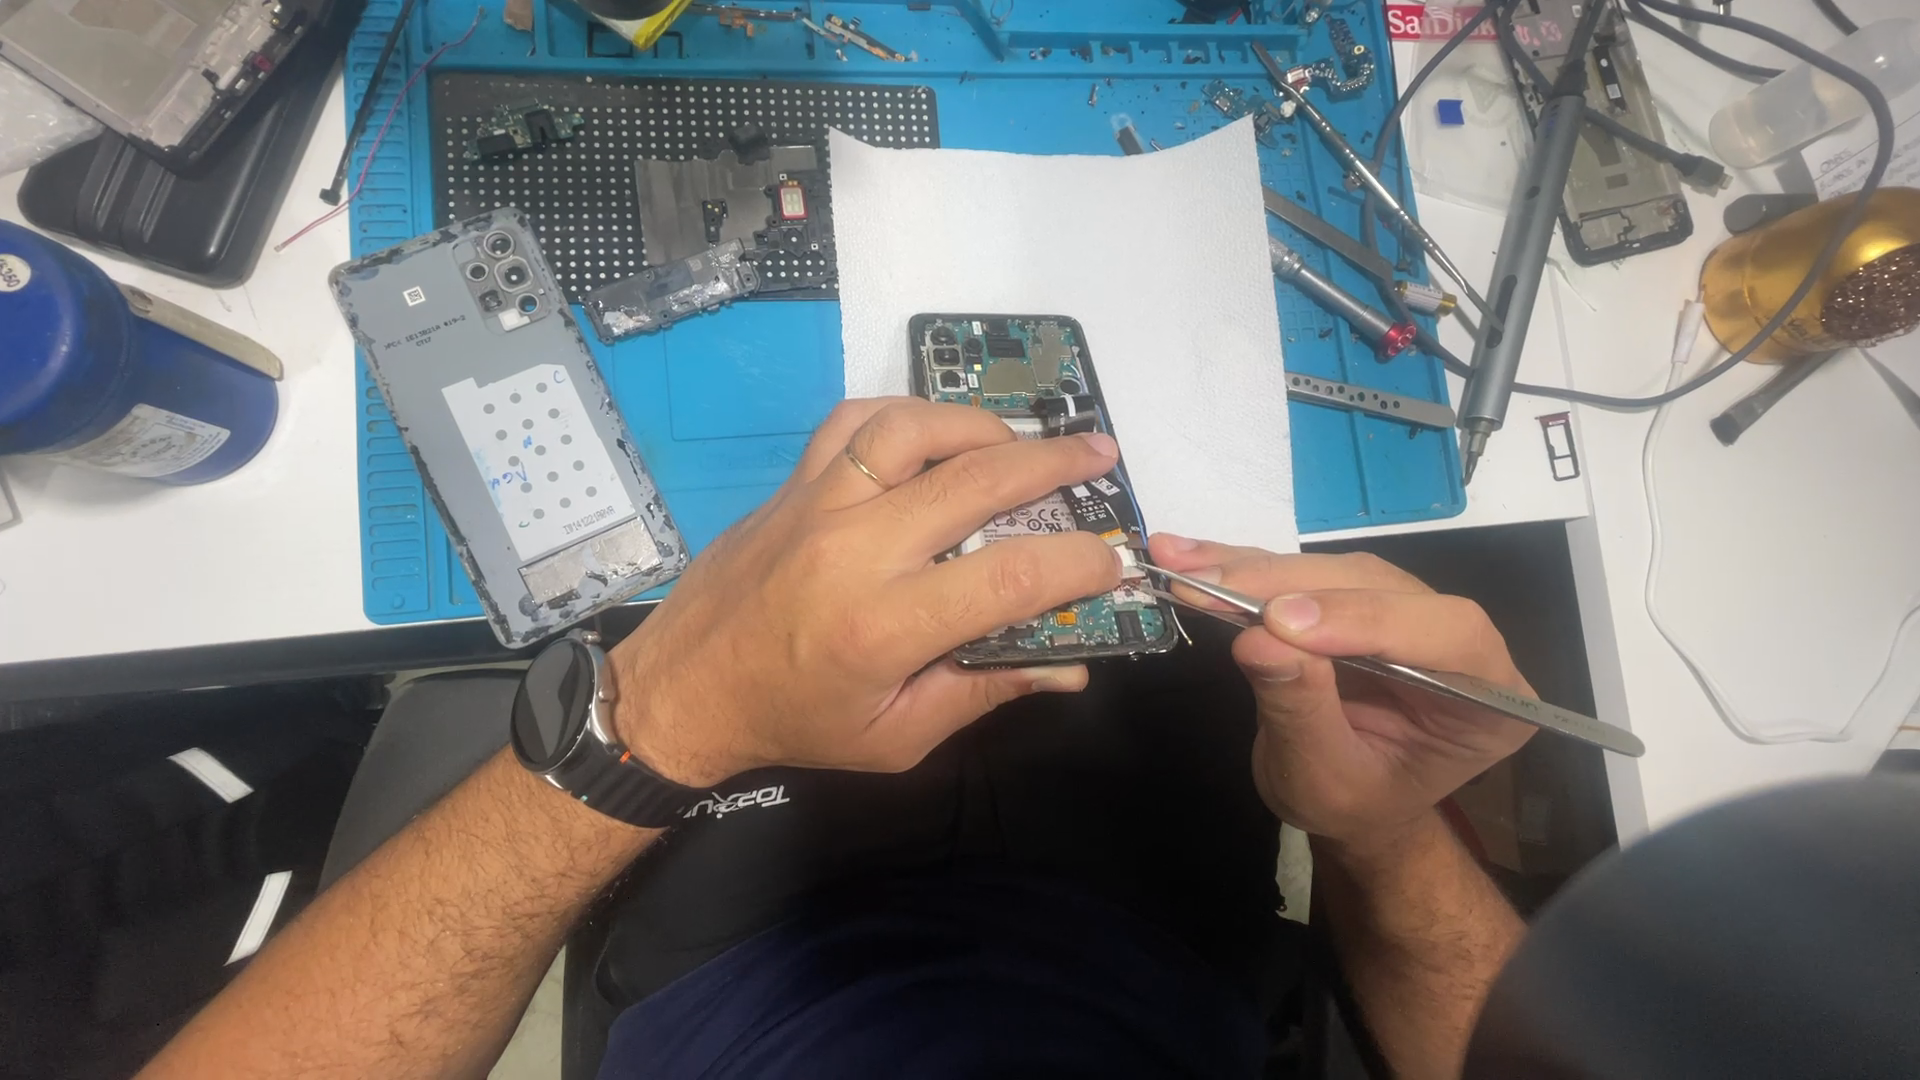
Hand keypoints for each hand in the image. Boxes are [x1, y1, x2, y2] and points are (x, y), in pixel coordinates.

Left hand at [607, 398, 1123, 786]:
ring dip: (980, 427)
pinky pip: (854, 422)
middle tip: (1099, 455)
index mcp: (883, 627)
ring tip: (1021, 442)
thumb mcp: (896, 736)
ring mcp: (819, 504)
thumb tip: (1068, 665)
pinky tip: (937, 435)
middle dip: (1053, 465)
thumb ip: (983, 694)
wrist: (686, 687)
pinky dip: (906, 416)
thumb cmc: (795, 720)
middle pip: (973, 483)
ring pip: (911, 430)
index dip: (1075, 562)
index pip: (1006, 579)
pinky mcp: (794, 483)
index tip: (1113, 555)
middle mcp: (855, 550)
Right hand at [1148, 535, 1534, 849]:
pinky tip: (1186, 553)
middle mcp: (1449, 642)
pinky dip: (1235, 564)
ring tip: (1181, 566)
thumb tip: (1257, 640)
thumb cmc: (1349, 804)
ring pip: (1327, 569)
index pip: (1446, 634)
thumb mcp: (1322, 777)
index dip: (1365, 617)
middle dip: (1283, 584)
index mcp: (1485, 698)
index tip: (1279, 622)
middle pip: (1375, 587)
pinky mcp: (1343, 599)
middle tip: (1205, 584)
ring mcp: (1395, 611)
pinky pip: (1292, 572)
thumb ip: (1299, 710)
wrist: (1339, 801)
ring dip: (1248, 567)